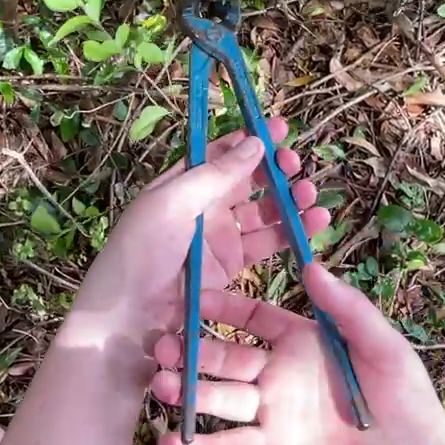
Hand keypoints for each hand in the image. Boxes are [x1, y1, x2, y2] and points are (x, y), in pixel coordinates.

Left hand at [71, 118, 329, 336]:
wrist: (128, 315)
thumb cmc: (142, 250)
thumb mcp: (173, 203)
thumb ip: (216, 174)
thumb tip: (255, 142)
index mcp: (182, 184)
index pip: (220, 154)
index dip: (249, 141)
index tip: (280, 129)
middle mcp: (202, 207)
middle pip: (246, 182)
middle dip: (275, 170)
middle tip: (296, 165)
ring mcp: (218, 238)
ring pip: (262, 212)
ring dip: (289, 201)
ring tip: (311, 194)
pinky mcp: (231, 267)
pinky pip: (266, 244)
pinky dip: (291, 233)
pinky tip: (316, 222)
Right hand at [148, 265, 444, 444]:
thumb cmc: (405, 397)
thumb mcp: (381, 344)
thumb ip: (346, 308)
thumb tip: (311, 265)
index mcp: (302, 339)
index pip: (252, 316)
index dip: (221, 307)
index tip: (190, 299)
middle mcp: (281, 370)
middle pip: (226, 356)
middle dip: (191, 351)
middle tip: (160, 348)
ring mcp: (275, 408)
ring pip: (223, 396)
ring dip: (190, 392)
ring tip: (160, 388)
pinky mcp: (276, 444)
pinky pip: (234, 443)